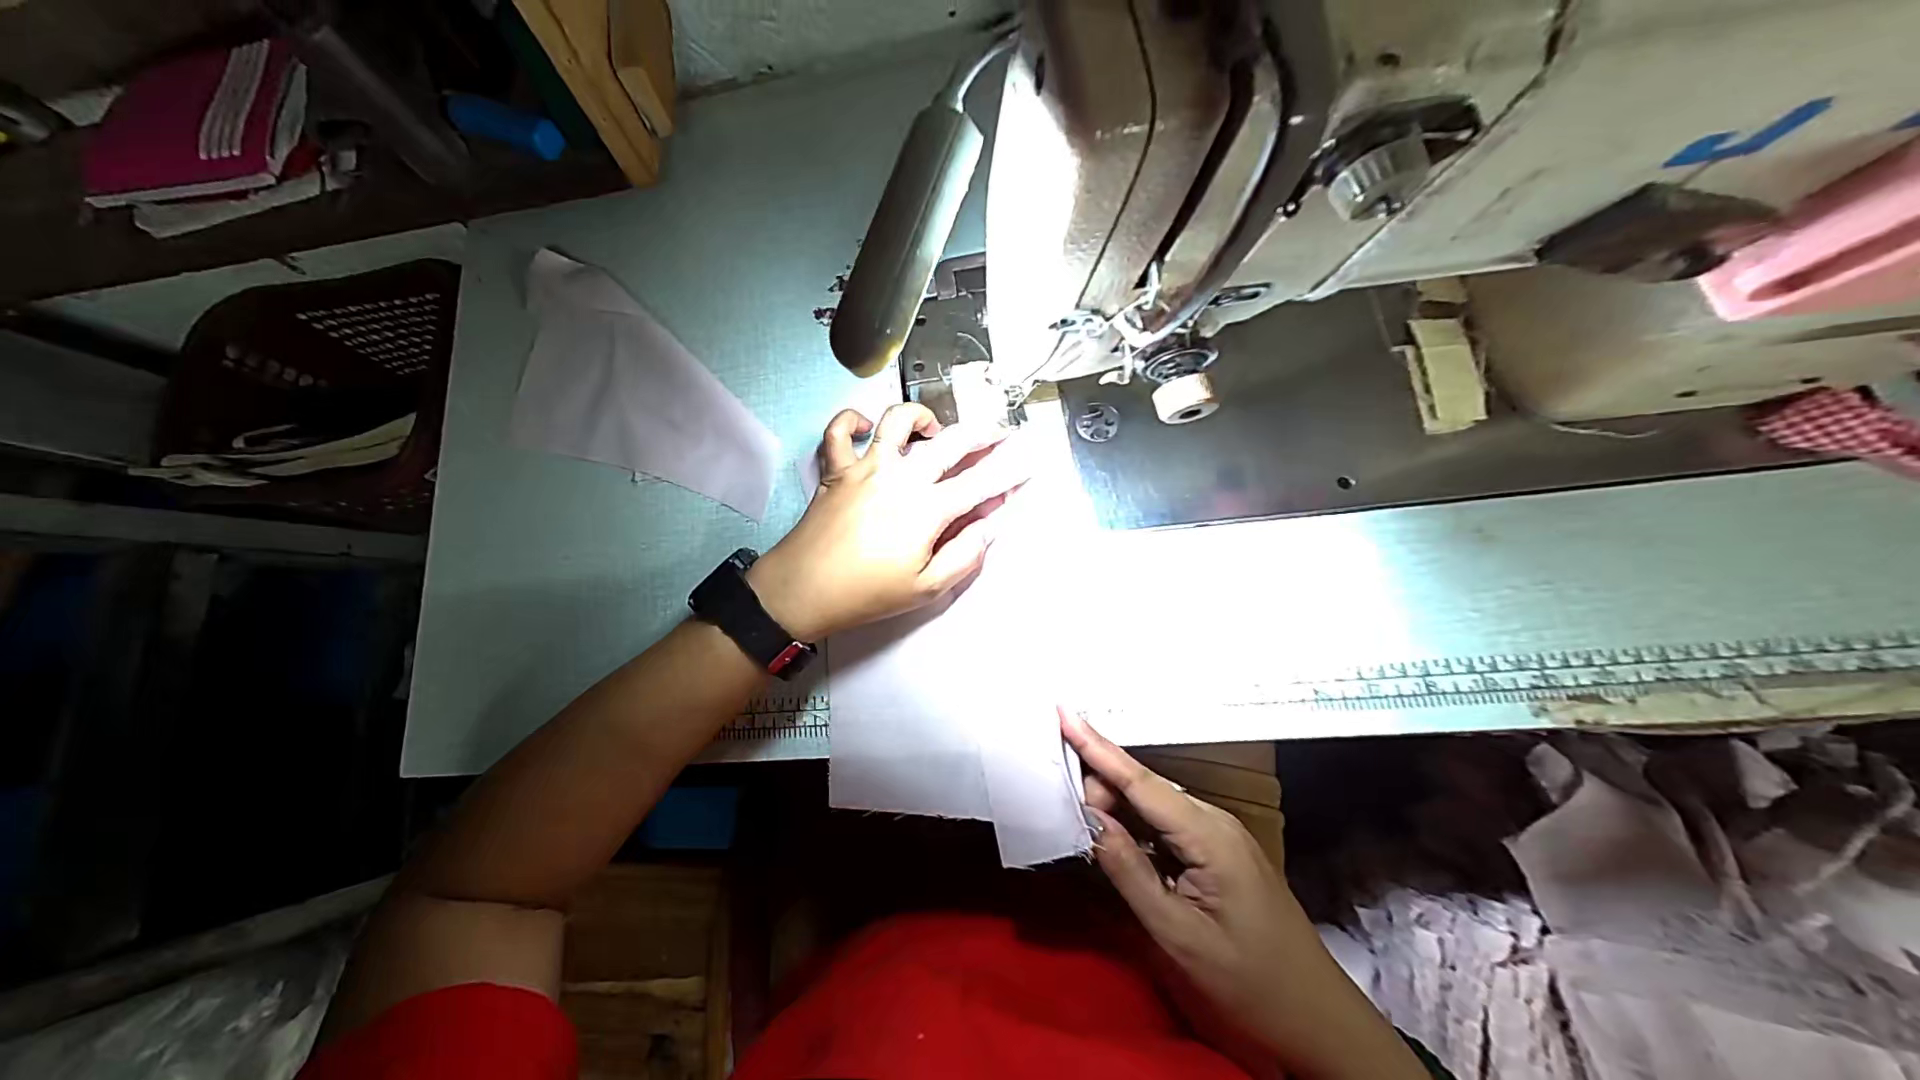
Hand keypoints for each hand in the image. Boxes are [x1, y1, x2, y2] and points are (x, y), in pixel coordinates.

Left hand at [747, 403, 1029, 639]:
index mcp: (928, 508)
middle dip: (984, 432)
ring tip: (933, 429)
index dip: (1010, 472)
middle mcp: (901, 476)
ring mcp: (866, 467)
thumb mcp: (927, 588)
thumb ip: (965, 554)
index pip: (981, 482)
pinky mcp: (836, 469)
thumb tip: (992, 526)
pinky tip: (865, 428)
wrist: (802, 590)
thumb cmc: (866, 593)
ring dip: (921, 416)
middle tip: (1000, 432)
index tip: (1028, 463)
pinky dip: (851, 421)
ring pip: (897, 420)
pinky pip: (839, 431)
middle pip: (951, 441)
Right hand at [1061, 709, 1428, 1079]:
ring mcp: (1219, 834)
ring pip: (1153, 806)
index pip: (1140, 781)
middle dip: (1101, 790)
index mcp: (1208, 834)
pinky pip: (1167, 827)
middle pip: (1143, 789)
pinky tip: (1120, 844)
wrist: (1314, 1017)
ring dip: (1117, 810)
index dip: (1097, 747)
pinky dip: (1137, 830)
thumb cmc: (1247, 981)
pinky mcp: (1219, 851)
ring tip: (1087, 827)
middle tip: (1070, 818)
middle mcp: (1213, 820)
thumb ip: (1128, 870)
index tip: (1064, 713)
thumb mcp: (1177, 932)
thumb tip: (1089, 819)